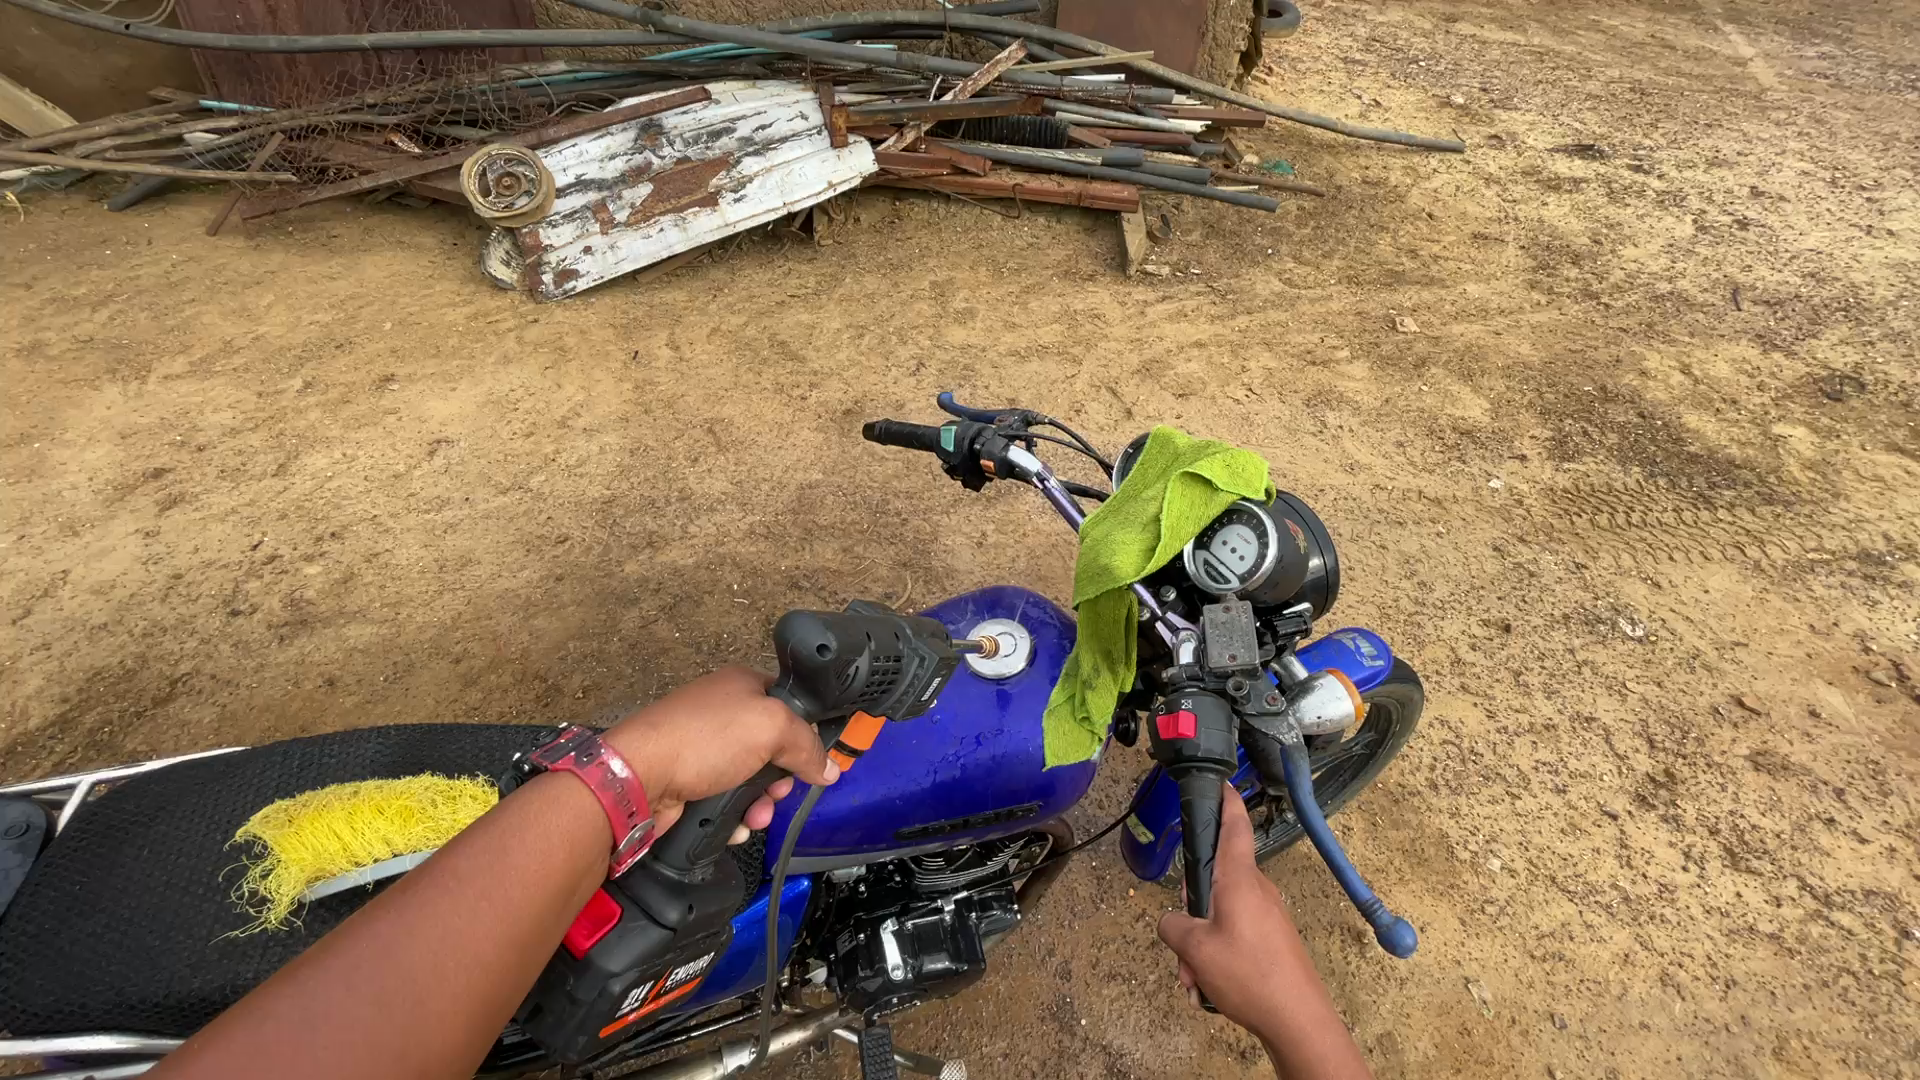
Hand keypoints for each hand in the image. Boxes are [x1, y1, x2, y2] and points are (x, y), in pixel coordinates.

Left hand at [603, 667, 839, 839]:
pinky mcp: (689, 779)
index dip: (804, 733)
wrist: (639, 778)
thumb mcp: (773, 729)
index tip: (811, 760)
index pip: (790, 704)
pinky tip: (734, 824)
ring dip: (760, 802)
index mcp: (744, 684)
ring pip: (751, 778)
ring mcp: (704, 746)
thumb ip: (808, 746)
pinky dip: (734, 813)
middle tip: (778, 794)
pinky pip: (726, 797)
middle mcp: (724, 711)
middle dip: (781, 778)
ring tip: (754, 818)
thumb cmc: (705, 739)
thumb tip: (830, 768)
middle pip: (773, 747)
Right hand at [1155, 784, 1316, 1037]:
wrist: (1301, 1024)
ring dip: (1202, 942)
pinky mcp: (1274, 940)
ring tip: (1195, 979)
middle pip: (1214, 880)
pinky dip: (1219, 955)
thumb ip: (1172, 925)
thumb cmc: (1249, 974)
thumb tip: (1173, 920)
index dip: (1227, 801)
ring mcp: (1268, 915)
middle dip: (1191, 911)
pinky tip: (1211, 988)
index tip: (1221, 781)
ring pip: (1221, 914)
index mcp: (1239, 878)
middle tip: (1182, 947)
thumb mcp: (1195, 948)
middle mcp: (1256, 889)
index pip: (1234, 826)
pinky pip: (1236, 934)